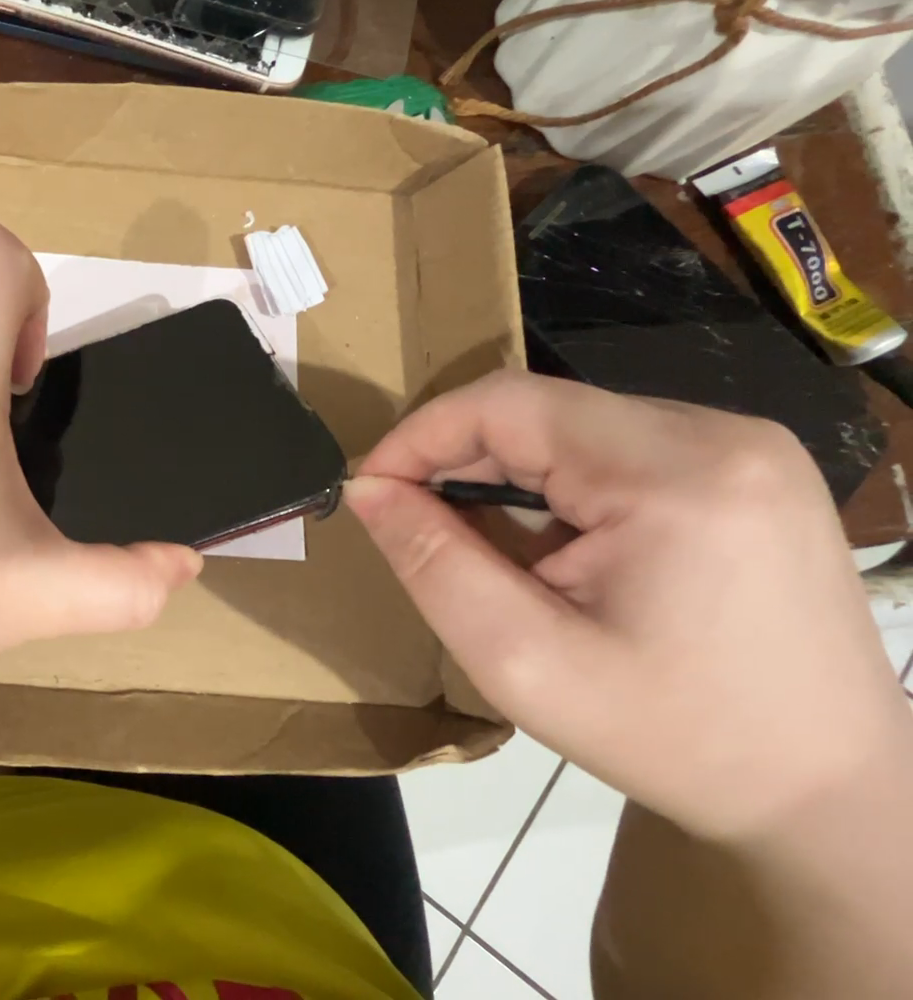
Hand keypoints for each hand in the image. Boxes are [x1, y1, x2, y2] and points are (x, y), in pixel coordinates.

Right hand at [346, 370, 912, 841]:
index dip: (418, 436)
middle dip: (456, 458)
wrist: (829, 791)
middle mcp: (722, 437)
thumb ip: (431, 560)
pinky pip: (612, 447)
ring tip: (480, 544)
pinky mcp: (747, 473)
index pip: (506, 403)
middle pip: (540, 409)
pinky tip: (545, 543)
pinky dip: (552, 483)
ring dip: (502, 472)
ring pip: (570, 425)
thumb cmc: (670, 735)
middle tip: (413, 525)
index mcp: (676, 475)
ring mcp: (745, 451)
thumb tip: (366, 488)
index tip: (370, 492)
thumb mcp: (518, 657)